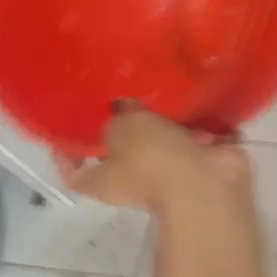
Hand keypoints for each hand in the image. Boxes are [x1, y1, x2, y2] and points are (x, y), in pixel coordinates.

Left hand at [56, 107, 252, 213]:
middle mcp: (137, 181)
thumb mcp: (122, 127)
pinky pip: (199, 141)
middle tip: (126, 97)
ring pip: (165, 146)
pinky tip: (197, 102)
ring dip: (168, 124)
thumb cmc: (153, 159)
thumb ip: (117, 114)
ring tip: (164, 93)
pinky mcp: (205, 166)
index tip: (69, 132)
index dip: (68, 156)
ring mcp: (173, 175)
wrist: (207, 183)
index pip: (76, 173)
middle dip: (128, 130)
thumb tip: (124, 108)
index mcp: (106, 180)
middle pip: (125, 155)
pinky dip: (201, 125)